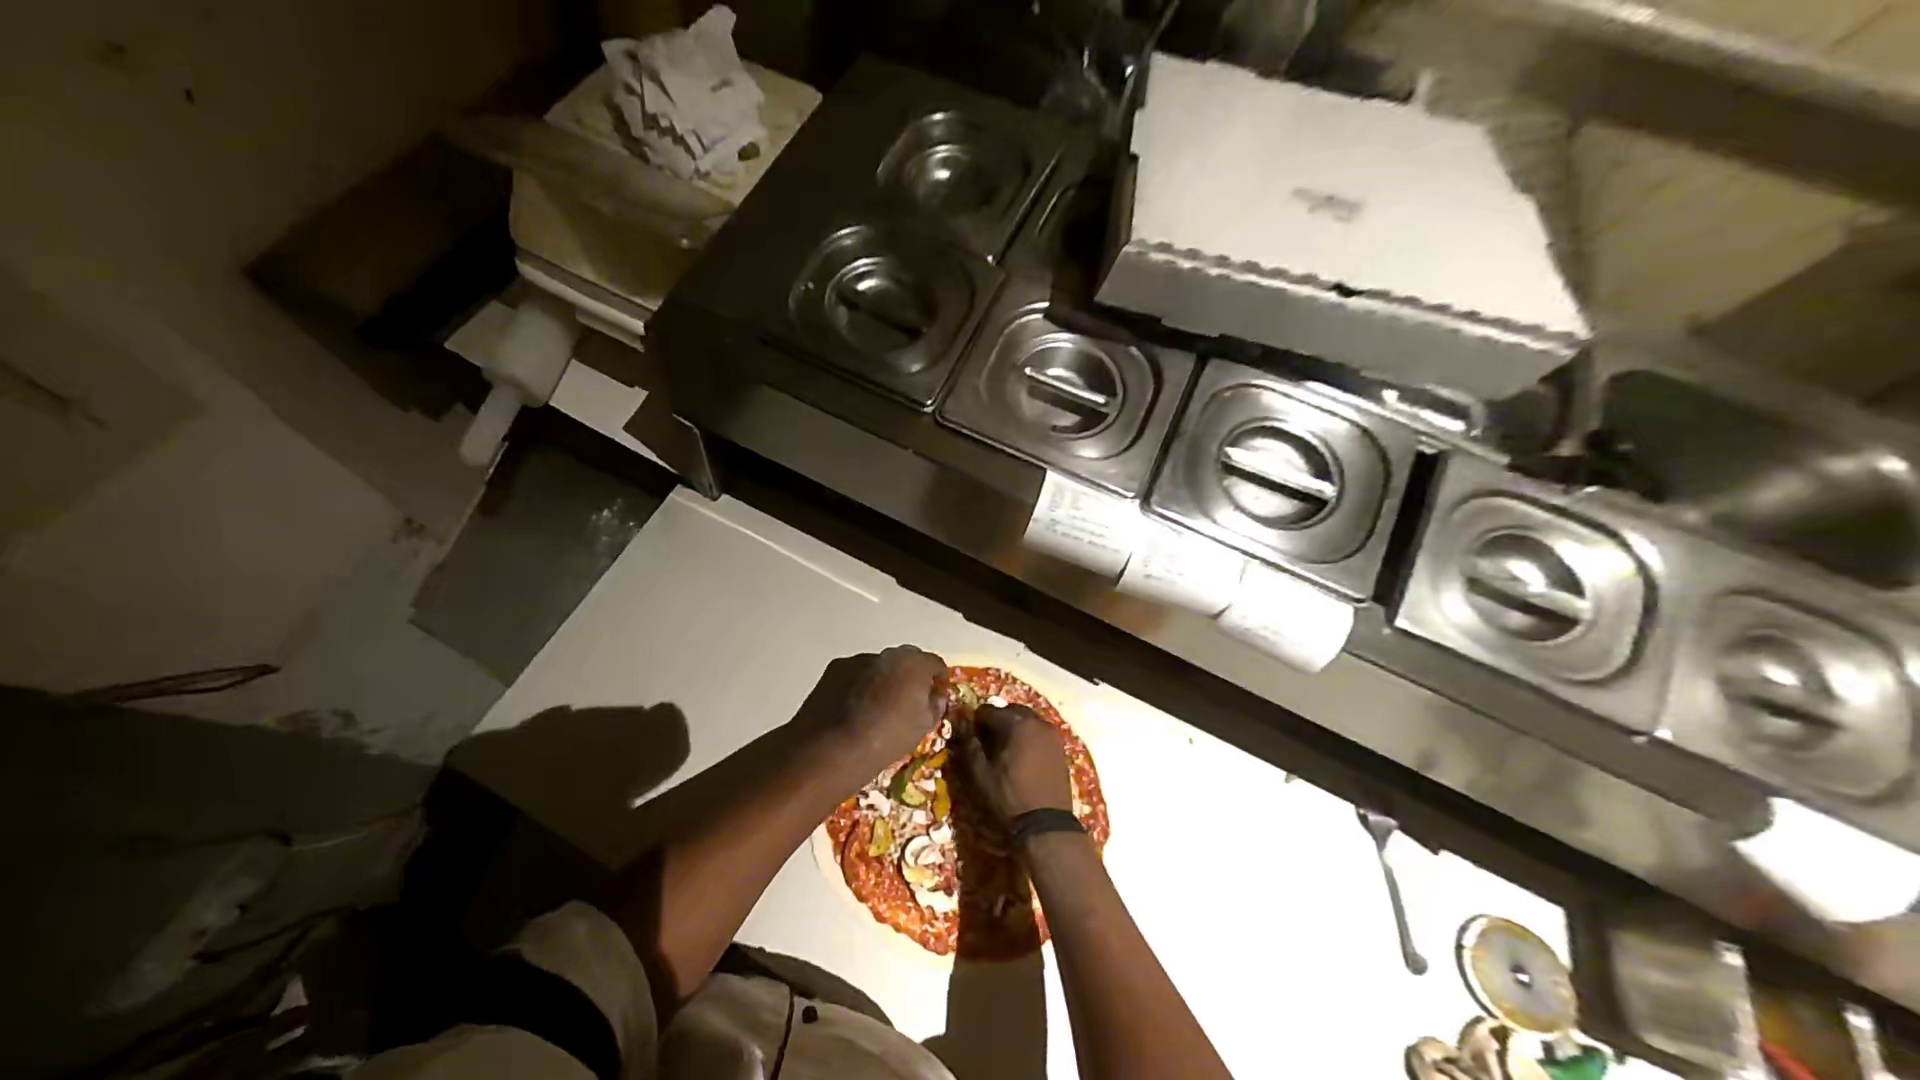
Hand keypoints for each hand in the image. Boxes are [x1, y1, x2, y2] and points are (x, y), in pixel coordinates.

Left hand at [816, 646, 947, 771]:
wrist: (836, 748)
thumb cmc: (888, 738)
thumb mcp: (922, 727)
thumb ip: (935, 705)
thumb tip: (935, 697)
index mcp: (914, 665)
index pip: (935, 663)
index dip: (938, 679)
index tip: (936, 694)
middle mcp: (888, 655)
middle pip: (907, 659)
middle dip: (911, 675)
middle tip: (908, 699)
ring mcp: (859, 660)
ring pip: (879, 665)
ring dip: (883, 679)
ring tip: (877, 706)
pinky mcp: (835, 669)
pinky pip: (856, 673)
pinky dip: (859, 684)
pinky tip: (855, 707)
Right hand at [957, 703, 1072, 821]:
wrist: (1046, 823)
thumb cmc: (1009, 797)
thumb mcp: (981, 774)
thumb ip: (970, 745)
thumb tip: (963, 726)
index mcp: (1017, 724)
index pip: (989, 710)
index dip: (976, 721)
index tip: (971, 735)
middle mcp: (1037, 722)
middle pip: (1011, 711)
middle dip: (997, 720)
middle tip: (986, 740)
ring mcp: (1052, 734)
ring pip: (1028, 720)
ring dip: (1014, 727)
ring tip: (1004, 748)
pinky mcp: (1061, 747)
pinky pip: (1040, 732)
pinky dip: (1029, 736)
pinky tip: (1022, 754)